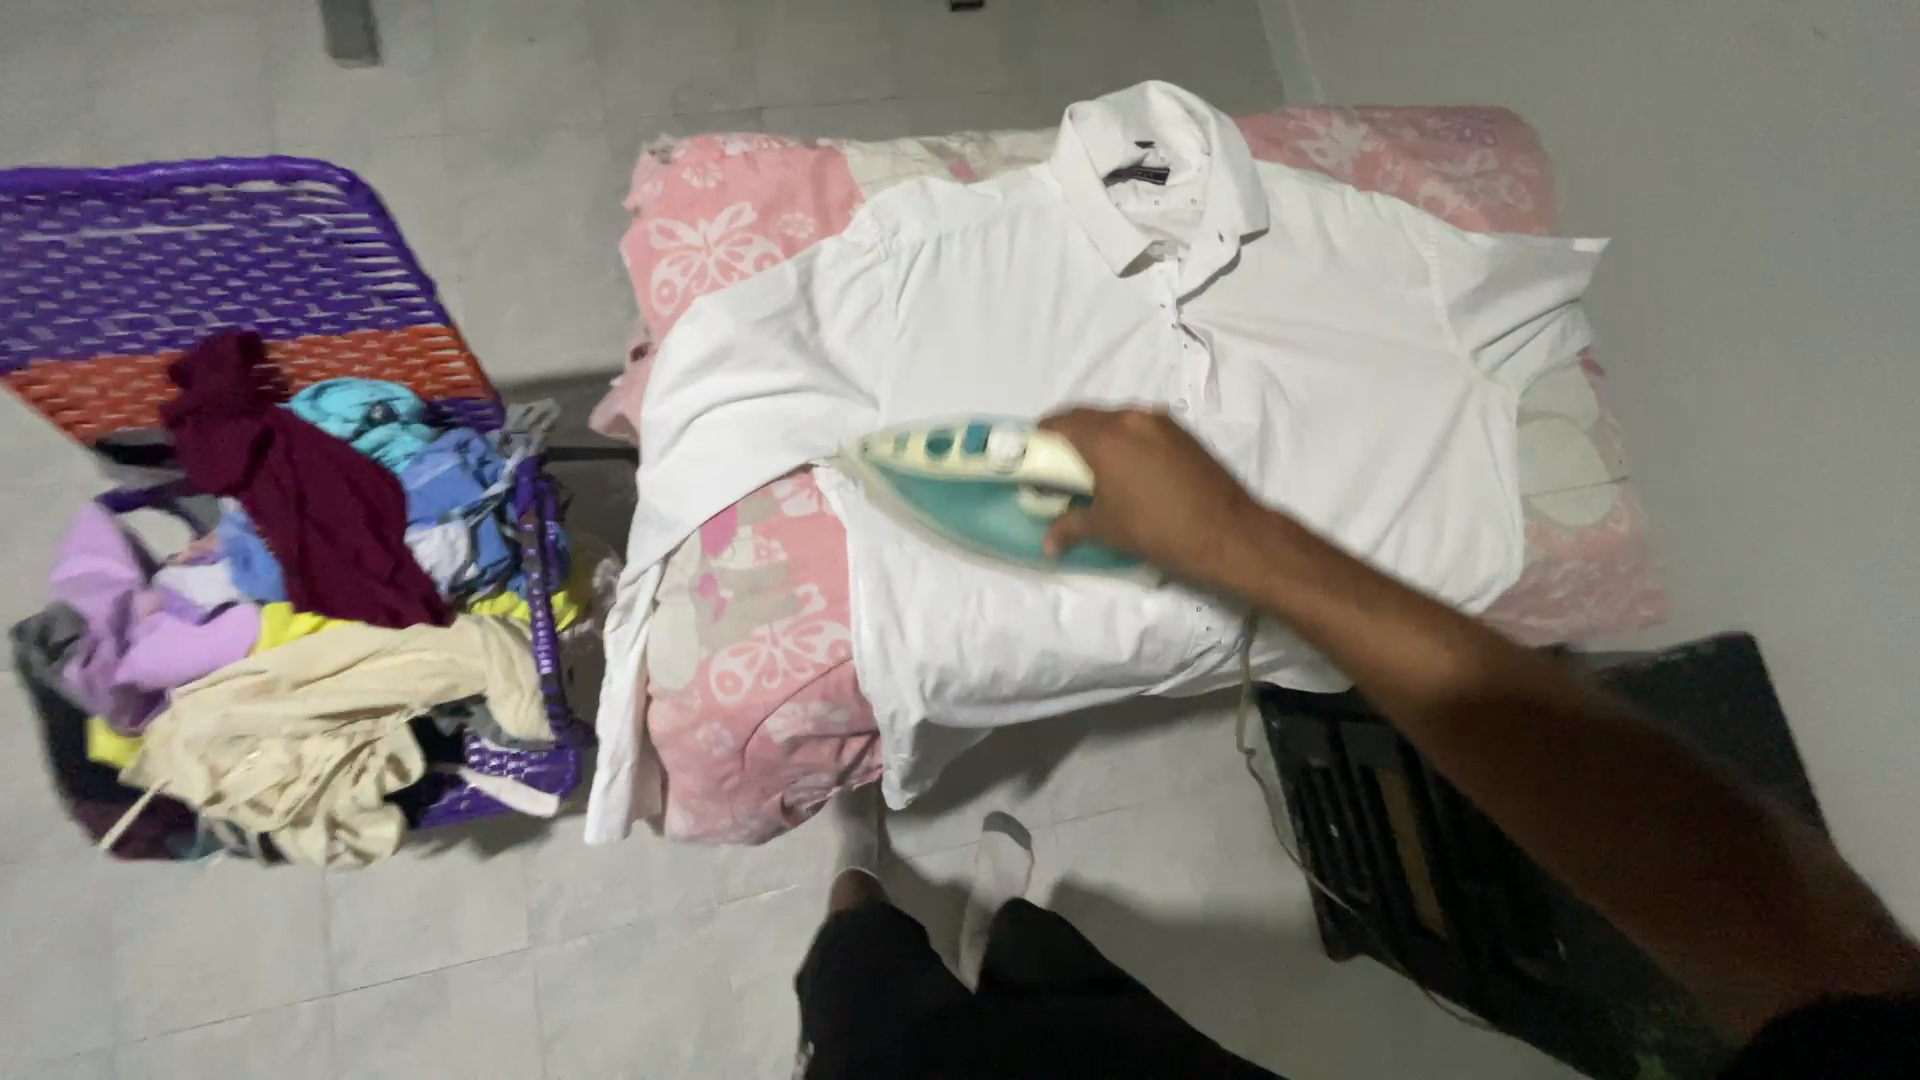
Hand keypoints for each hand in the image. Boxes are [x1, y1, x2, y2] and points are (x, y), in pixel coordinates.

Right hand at [1039, 407, 1265, 580]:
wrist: (1228, 532)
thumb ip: (1071, 527)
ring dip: (1099, 434)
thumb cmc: (1157, 530)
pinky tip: (1127, 466)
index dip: (1042, 433)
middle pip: (1088, 415)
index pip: (1062, 421)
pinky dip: (1125, 438)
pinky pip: (1141, 425)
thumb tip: (1047, 544)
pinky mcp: (1182, 432)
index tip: (1032, 449)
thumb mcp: (1107, 529)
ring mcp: (1161, 421)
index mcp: (1106, 438)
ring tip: (1092, 465)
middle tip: (1058, 459)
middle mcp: (1131, 418)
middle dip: (1068, 432)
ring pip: (1116, 418)